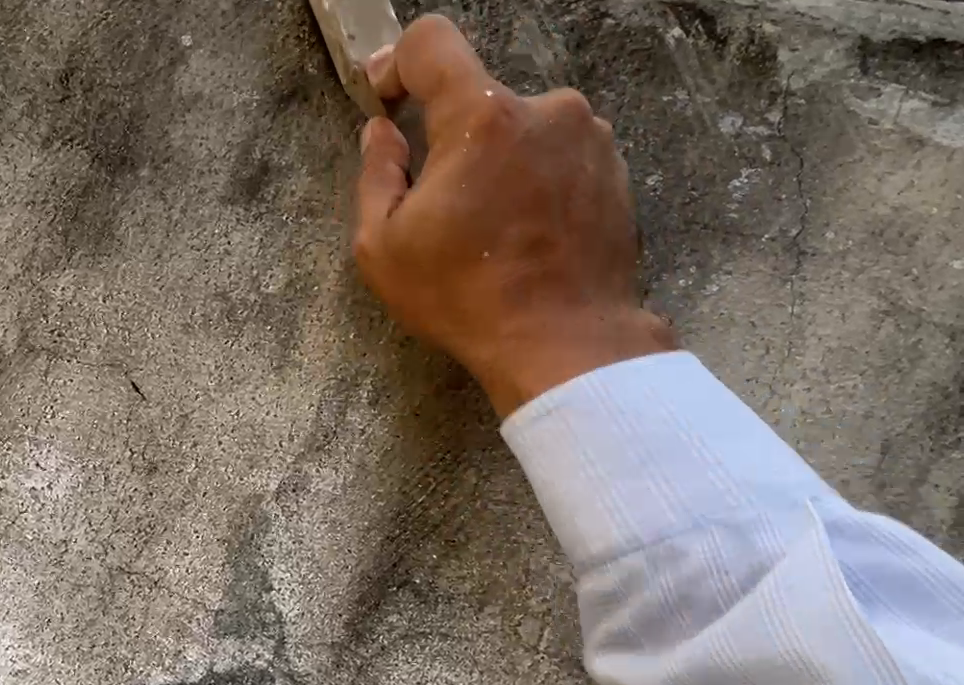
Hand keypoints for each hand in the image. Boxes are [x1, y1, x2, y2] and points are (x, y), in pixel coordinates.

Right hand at [352, 16, 674, 417]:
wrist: (559, 336)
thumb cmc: (458, 294)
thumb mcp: (382, 247)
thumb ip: (375, 176)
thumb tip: (381, 132)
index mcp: (480, 118)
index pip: (431, 43)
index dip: (397, 63)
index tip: (385, 98)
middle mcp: (543, 107)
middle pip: (477, 101)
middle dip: (449, 143)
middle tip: (436, 211)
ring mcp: (587, 134)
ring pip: (518, 130)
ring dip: (492, 163)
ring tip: (483, 231)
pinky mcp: (613, 164)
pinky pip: (553, 155)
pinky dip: (528, 181)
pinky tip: (519, 235)